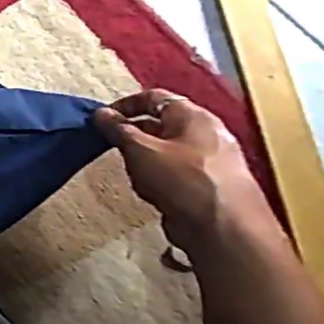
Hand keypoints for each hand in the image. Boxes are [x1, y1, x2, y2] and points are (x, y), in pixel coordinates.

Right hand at [91, 90, 278, 252]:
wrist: (223, 225)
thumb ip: (118, 130)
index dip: (124, 105)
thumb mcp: (140, 150)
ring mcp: (210, 158)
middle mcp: (206, 132)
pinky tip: (151, 190)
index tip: (101, 120)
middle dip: (132, 134)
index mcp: (193, 116)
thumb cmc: (180, 179)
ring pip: (166, 148)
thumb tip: (101, 114)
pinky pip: (175, 170)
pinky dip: (158, 175)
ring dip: (144, 158)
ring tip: (133, 173)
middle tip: (111, 147)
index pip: (154, 97)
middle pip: (161, 122)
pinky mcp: (209, 182)